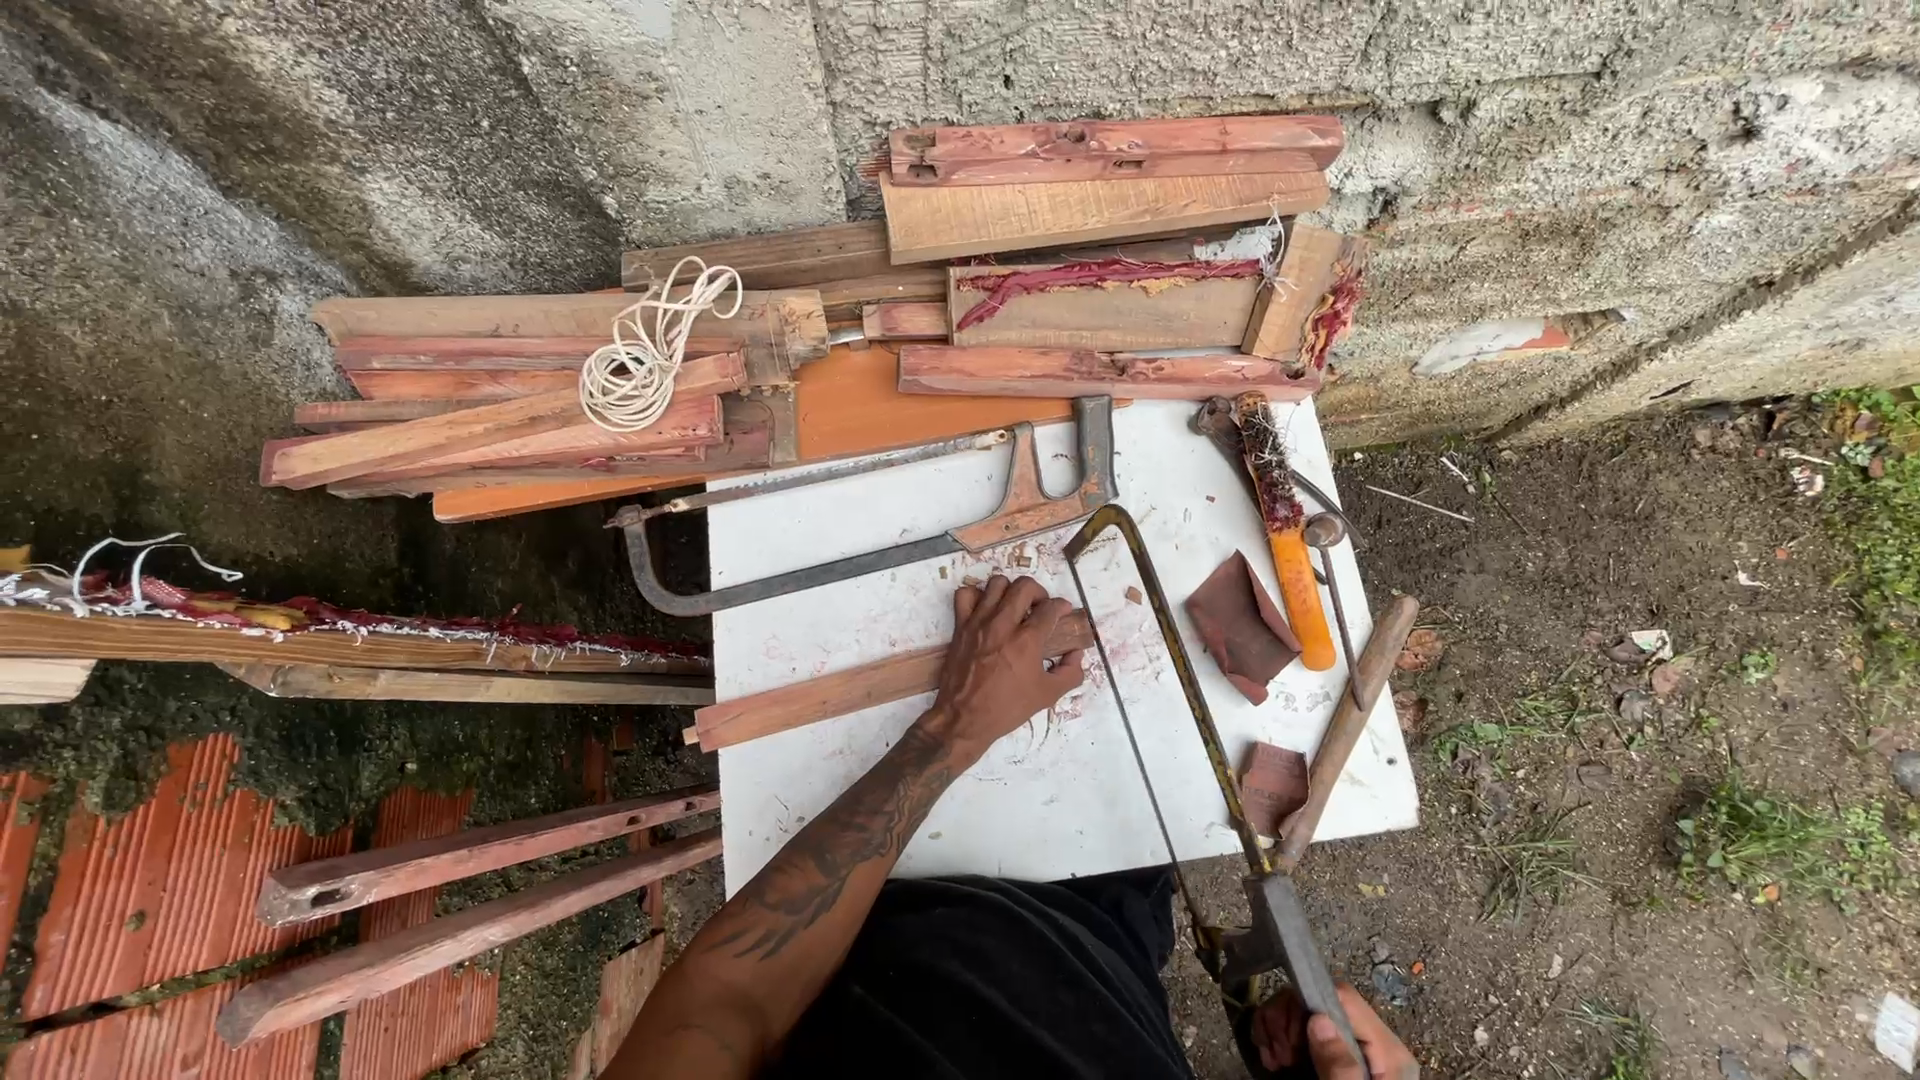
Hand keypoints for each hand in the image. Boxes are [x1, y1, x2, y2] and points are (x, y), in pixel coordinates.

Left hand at [924, 575, 1084, 761]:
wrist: (964, 718)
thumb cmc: (1007, 708)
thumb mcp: (1047, 695)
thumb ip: (1070, 673)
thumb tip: (1076, 654)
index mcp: (1027, 641)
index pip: (1050, 608)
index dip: (1062, 606)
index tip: (1063, 611)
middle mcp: (1002, 625)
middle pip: (1024, 586)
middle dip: (1039, 592)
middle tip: (1040, 607)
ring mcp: (978, 622)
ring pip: (996, 584)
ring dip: (1010, 591)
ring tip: (1014, 606)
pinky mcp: (960, 626)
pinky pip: (965, 595)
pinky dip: (977, 596)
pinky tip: (986, 610)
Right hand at [1251, 983, 1417, 1078]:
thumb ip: (1342, 1068)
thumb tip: (1319, 1019)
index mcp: (1386, 1050)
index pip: (1343, 996)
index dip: (1307, 1005)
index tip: (1288, 1040)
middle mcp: (1369, 1040)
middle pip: (1319, 1000)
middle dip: (1286, 1019)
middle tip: (1277, 1055)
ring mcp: (1350, 1047)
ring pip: (1303, 1009)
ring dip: (1277, 1027)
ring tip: (1272, 1059)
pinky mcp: (1332, 1055)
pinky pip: (1298, 1026)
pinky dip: (1277, 1034)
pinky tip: (1271, 1056)